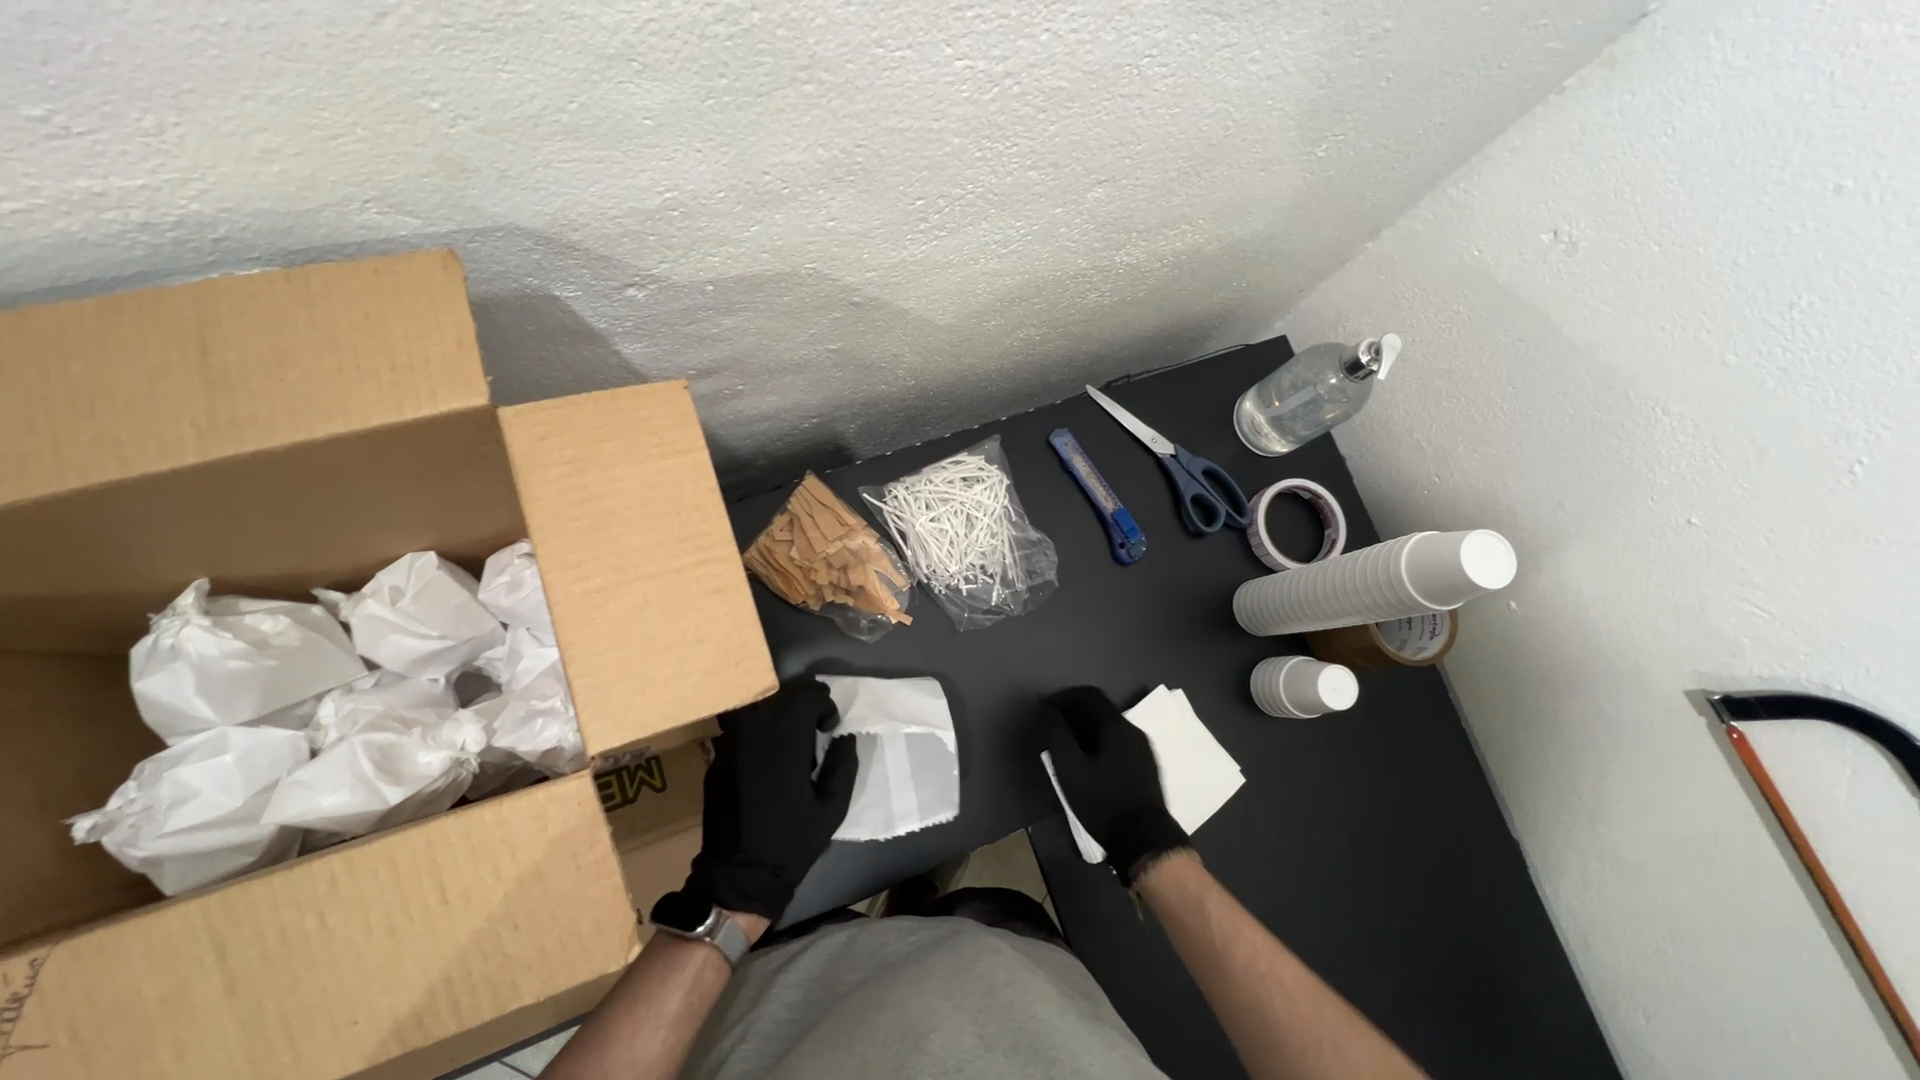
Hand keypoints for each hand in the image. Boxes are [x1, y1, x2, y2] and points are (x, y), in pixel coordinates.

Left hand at [685, 678, 858, 920]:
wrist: (740, 873)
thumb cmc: (792, 842)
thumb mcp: (832, 807)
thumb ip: (843, 763)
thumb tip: (844, 737)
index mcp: (785, 741)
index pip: (806, 694)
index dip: (824, 703)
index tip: (829, 725)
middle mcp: (754, 732)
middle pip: (781, 694)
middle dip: (804, 702)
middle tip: (815, 725)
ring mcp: (730, 743)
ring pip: (758, 705)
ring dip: (779, 711)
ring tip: (791, 735)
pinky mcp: (717, 757)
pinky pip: (741, 727)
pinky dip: (759, 729)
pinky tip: (768, 755)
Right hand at [1043, 686, 1189, 885]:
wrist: (1144, 840)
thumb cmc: (1102, 802)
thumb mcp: (1070, 769)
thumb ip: (1056, 734)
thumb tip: (1048, 709)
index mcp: (1116, 726)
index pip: (1089, 694)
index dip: (1064, 696)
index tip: (1045, 709)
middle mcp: (1133, 730)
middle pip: (1101, 709)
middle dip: (1074, 712)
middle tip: (1052, 727)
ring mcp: (1143, 749)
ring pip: (1110, 727)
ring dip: (1086, 728)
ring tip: (1066, 745)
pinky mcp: (1146, 766)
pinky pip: (1119, 742)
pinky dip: (1099, 742)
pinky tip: (1089, 761)